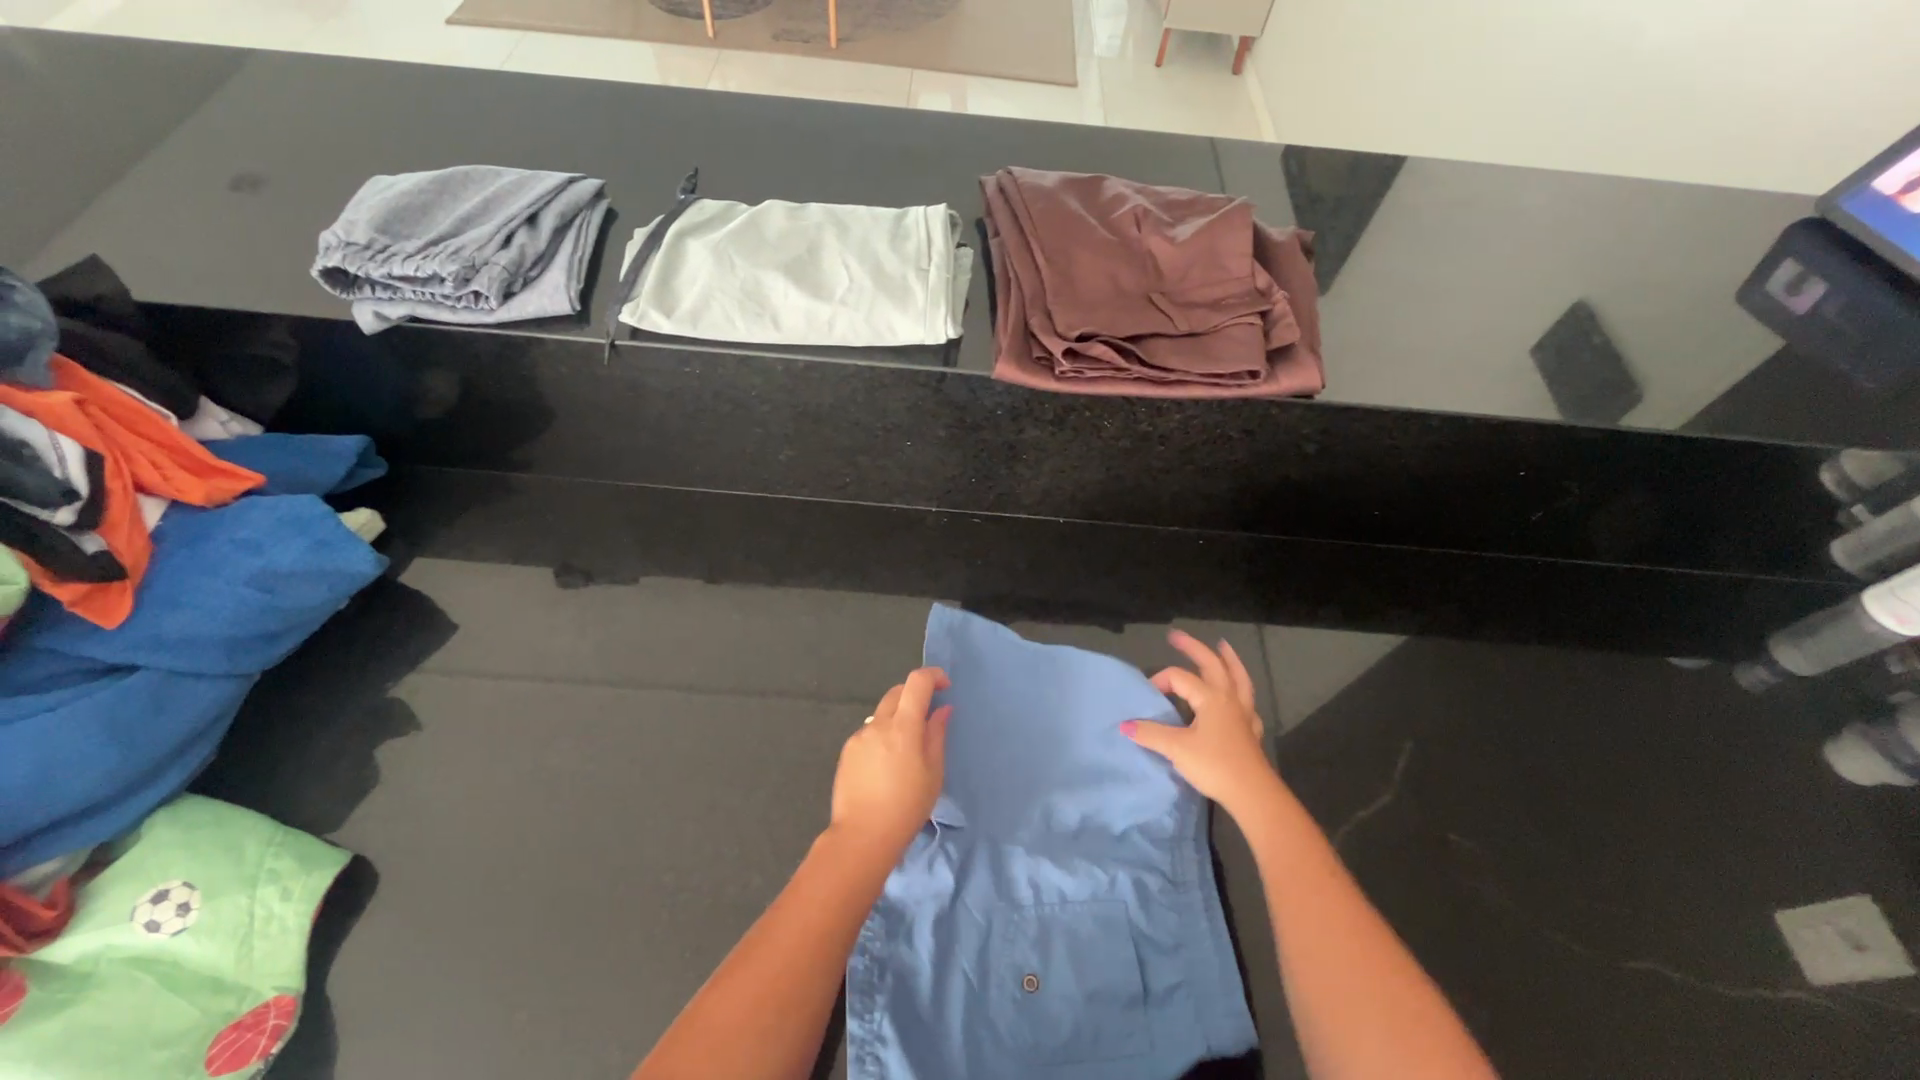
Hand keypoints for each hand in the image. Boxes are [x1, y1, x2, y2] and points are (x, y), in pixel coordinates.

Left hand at [829, 667, 952, 853]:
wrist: (862, 835)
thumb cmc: (907, 806)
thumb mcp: (933, 772)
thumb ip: (937, 735)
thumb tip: (941, 709)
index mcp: (903, 726)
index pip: (917, 682)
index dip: (933, 676)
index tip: (945, 686)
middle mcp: (877, 724)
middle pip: (897, 692)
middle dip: (915, 695)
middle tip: (929, 717)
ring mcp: (858, 737)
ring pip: (882, 713)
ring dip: (898, 717)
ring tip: (907, 749)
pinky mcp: (847, 752)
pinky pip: (869, 732)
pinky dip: (882, 735)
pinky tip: (887, 765)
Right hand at [1122, 631, 1279, 812]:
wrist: (1252, 793)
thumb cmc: (1214, 766)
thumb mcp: (1176, 748)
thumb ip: (1150, 734)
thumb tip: (1124, 725)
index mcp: (1211, 697)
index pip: (1180, 678)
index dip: (1159, 681)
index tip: (1146, 697)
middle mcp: (1229, 699)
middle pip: (1212, 665)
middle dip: (1193, 648)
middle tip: (1176, 636)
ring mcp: (1244, 714)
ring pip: (1238, 678)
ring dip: (1229, 660)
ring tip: (1223, 646)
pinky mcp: (1251, 732)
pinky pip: (1248, 704)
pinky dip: (1242, 693)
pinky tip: (1240, 699)